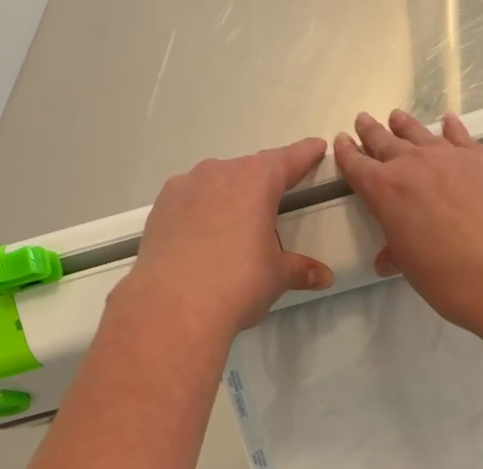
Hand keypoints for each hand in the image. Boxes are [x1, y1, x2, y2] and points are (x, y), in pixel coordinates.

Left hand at [124, 137, 334, 331]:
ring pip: (215, 184)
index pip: (286, 160)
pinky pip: (190, 202)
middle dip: (262, 185)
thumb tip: (322, 276)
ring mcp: (184, 188)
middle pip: (247, 171)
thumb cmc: (237, 284)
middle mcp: (217, 174)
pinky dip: (203, 213)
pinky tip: (206, 240)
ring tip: (236, 230)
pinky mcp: (160, 208)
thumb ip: (299, 269)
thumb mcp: (276, 277)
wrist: (175, 306)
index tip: (315, 148)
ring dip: (229, 198)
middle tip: (273, 207)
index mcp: (254, 182)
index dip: (304, 155)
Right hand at [333, 110, 482, 335]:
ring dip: (405, 125)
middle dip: (372, 132)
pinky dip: (451, 128)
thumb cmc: (449, 278)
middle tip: (364, 121)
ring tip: (397, 118)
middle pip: (385, 141)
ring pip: (420, 132)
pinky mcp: (481, 158)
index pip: (357, 166)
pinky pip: (460, 135)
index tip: (342, 144)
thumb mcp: (412, 268)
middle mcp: (413, 165)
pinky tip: (449, 123)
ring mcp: (449, 156)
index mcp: (385, 192)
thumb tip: (388, 259)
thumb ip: (397, 253)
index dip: (347, 154)